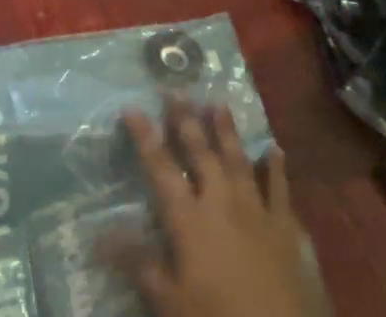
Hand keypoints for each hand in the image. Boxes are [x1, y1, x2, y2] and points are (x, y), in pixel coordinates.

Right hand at [105, 100, 313, 316]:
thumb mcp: (168, 299)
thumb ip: (138, 262)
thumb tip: (99, 234)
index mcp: (188, 219)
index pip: (160, 168)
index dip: (144, 137)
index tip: (131, 107)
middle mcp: (221, 203)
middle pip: (200, 152)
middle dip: (185, 119)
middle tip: (175, 89)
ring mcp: (256, 212)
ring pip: (238, 160)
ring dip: (227, 131)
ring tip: (218, 103)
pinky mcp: (285, 229)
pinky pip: (280, 189)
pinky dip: (276, 168)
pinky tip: (274, 150)